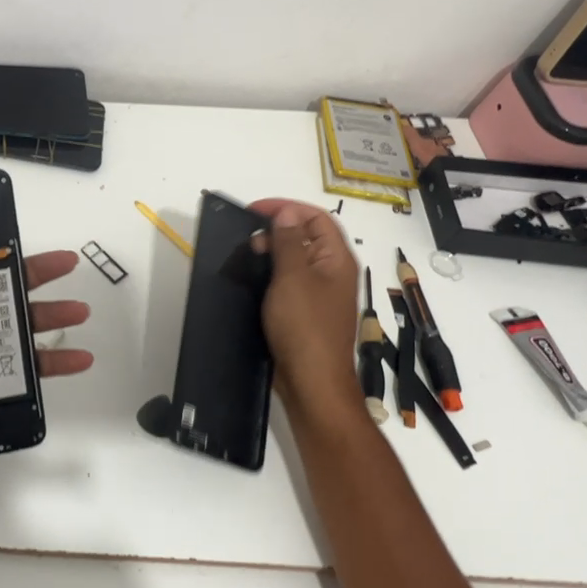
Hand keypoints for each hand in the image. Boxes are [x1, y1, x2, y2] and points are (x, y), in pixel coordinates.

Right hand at [247, 199, 360, 408]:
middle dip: (277, 229)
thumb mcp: (293, 277)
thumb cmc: (304, 325)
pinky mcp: (306, 310)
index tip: (253, 211)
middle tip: (250, 242)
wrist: (312, 379)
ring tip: (249, 259)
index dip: (286, 208)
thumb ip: (288, 242)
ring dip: (273, 251)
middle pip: (308, 235)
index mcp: (337, 258)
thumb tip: (286, 213)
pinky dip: (273, 273)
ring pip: (297, 258)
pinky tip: (255, 280)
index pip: (316, 217)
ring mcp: (321, 292)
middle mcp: (333, 271)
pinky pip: (291, 279)